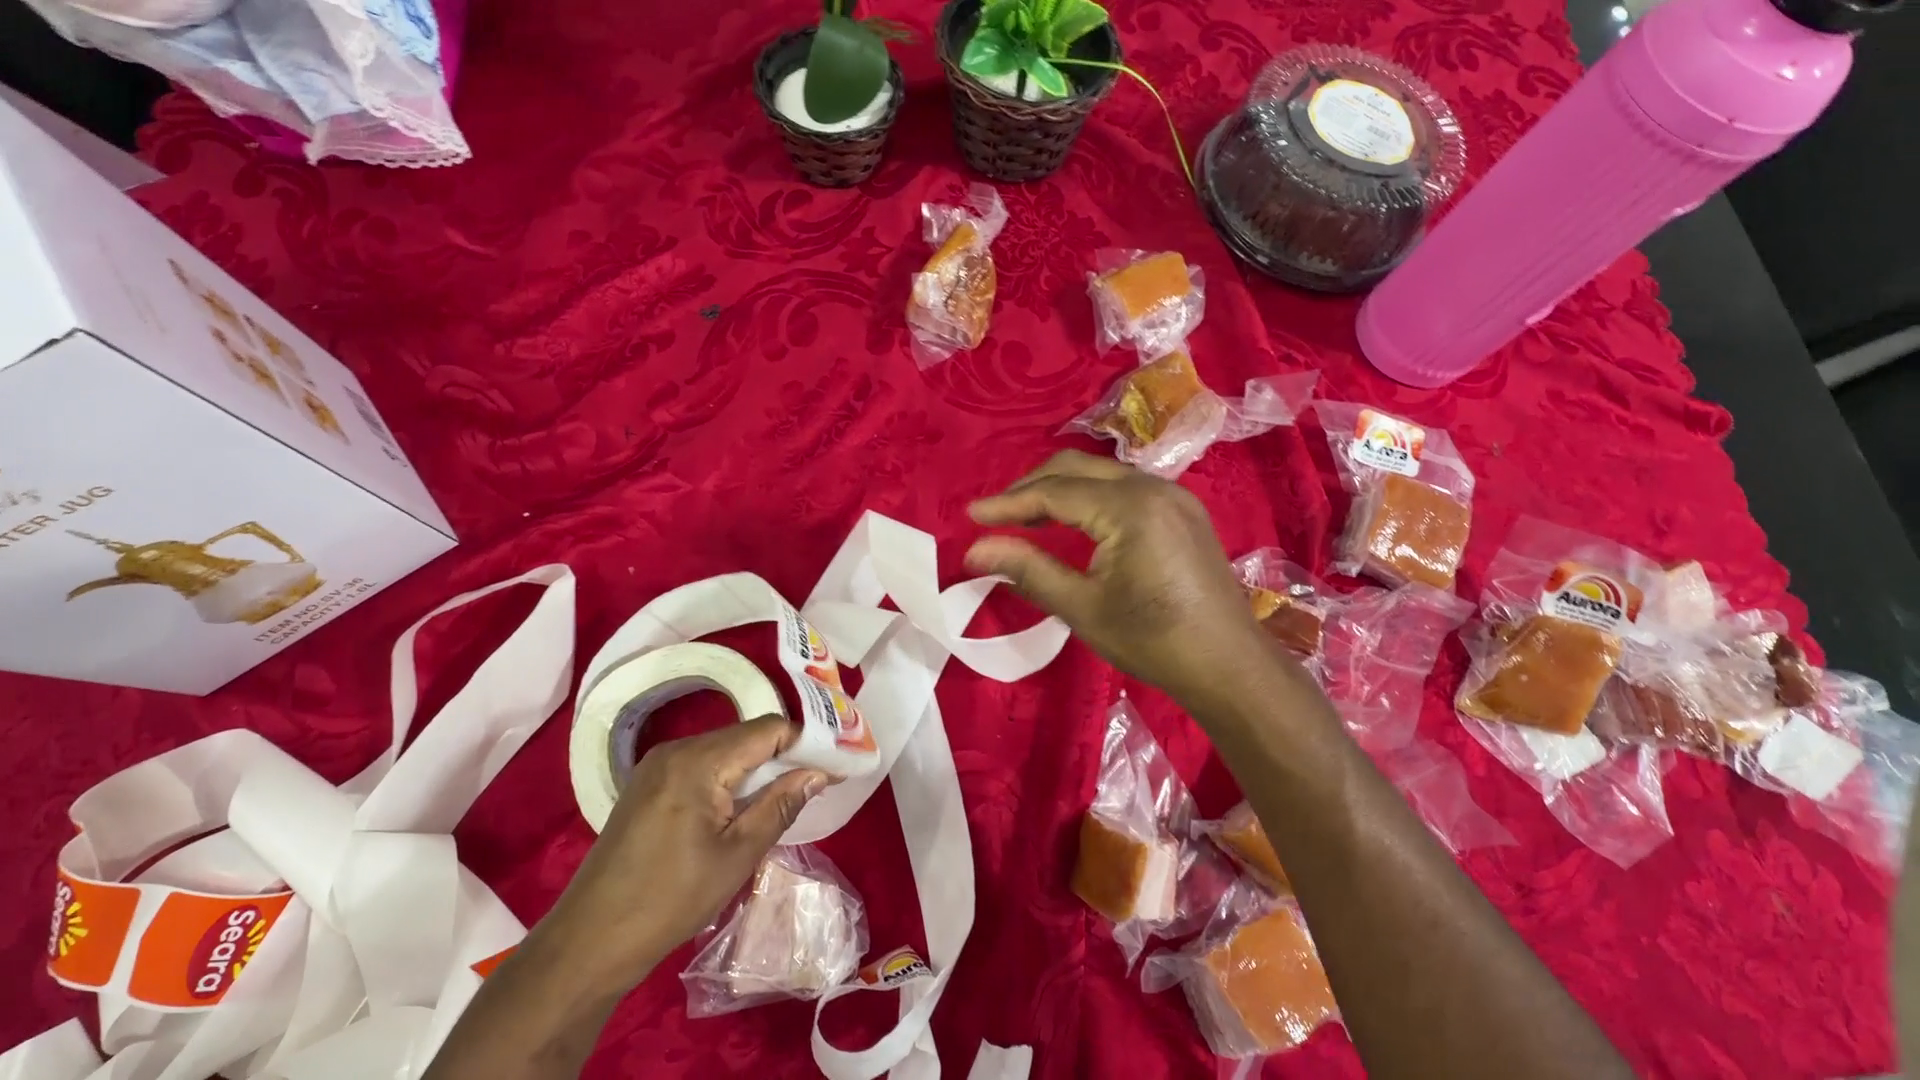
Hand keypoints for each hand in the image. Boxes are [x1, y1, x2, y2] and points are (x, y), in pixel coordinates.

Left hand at [546, 717, 827, 989]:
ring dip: (758, 768)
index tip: (836, 764)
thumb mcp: (738, 855)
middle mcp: (676, 750)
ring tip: (789, 795)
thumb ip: (780, 805)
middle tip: (819, 781)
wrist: (592, 938)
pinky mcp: (648, 786)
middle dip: (785, 755)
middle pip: (745, 736)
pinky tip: (745, 806)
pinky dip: (731, 778)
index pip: (767, 729)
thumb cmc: (671, 899)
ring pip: (725, 750)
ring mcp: (657, 766)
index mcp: (698, 761)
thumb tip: (818, 773)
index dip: (806, 742)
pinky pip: (702, 766)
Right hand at [964, 451, 1275, 704]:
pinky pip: (1127, 488)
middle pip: (1077, 469)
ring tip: (1028, 518)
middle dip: (1032, 486)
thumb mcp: (1082, 607)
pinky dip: (1092, 497)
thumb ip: (1028, 569)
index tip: (971, 516)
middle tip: (996, 514)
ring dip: (1062, 489)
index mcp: (1129, 508)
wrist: (1229, 666)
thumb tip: (974, 550)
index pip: (1054, 492)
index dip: (1008, 503)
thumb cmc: (1152, 641)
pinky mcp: (1185, 511)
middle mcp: (1153, 487)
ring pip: (1103, 476)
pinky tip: (1076, 522)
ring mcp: (1175, 496)